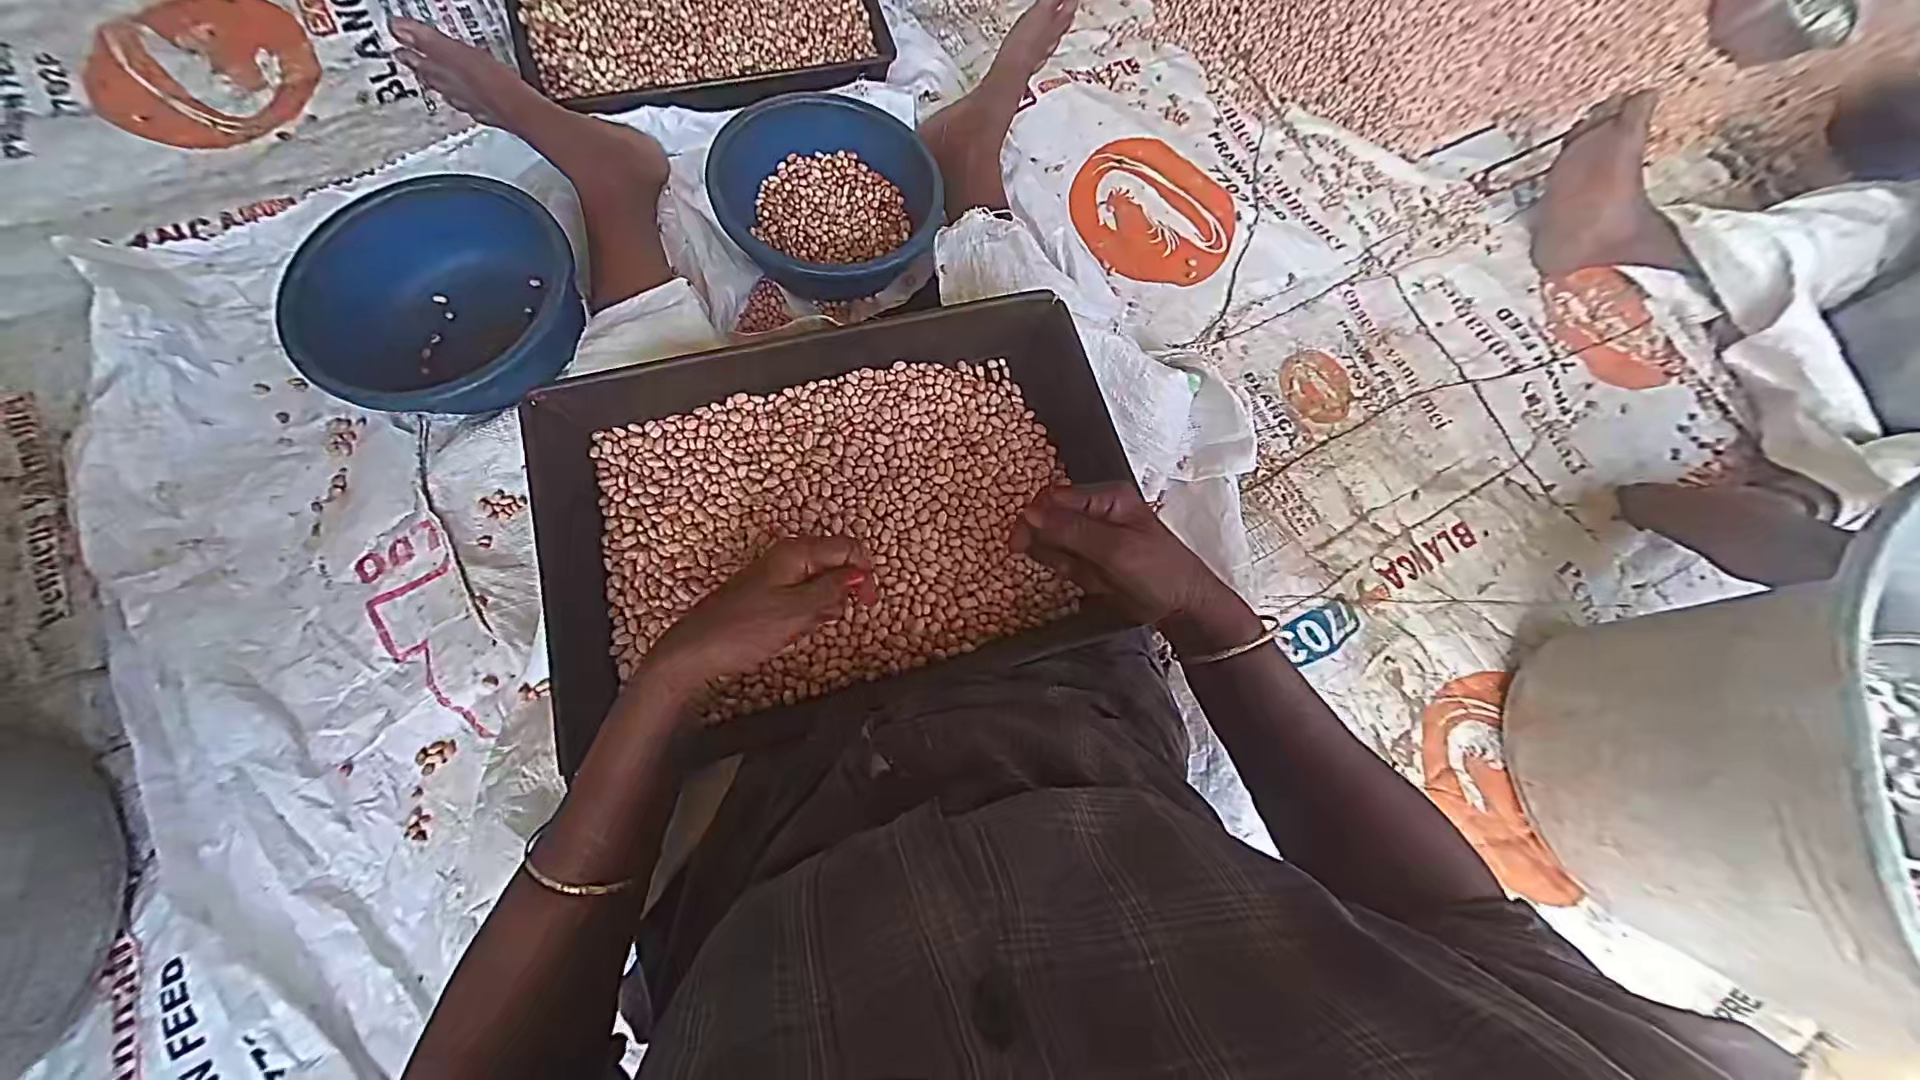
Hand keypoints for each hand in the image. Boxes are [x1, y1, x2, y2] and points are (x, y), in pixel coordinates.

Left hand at [638, 537, 876, 703]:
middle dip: (842, 591)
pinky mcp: (770, 593)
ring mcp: (778, 575)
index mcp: (796, 552)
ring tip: (803, 626)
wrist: (695, 650)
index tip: (869, 600)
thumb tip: (860, 574)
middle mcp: (788, 557)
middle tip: (832, 616)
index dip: (865, 573)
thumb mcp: (798, 610)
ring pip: (821, 583)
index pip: (848, 548)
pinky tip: (793, 630)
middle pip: (836, 564)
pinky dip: (807, 613)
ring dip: (823, 606)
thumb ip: (833, 588)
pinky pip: (803, 598)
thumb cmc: (742, 629)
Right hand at [1010, 483, 1259, 653]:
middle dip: (1040, 537)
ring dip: (1051, 555)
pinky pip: (1059, 557)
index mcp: (1107, 498)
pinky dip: (1060, 567)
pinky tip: (1078, 577)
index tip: (1019, 539)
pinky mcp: (1087, 558)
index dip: (1033, 515)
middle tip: (1034, 556)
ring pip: (1050, 538)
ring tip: (1077, 572)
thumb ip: (1071, 530)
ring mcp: (1090, 536)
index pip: (1055, 497)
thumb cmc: (1160, 572)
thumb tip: (1031, 514)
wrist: (1182, 607)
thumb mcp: (1115, 549)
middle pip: (1048, 515)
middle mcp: (1096, 512)